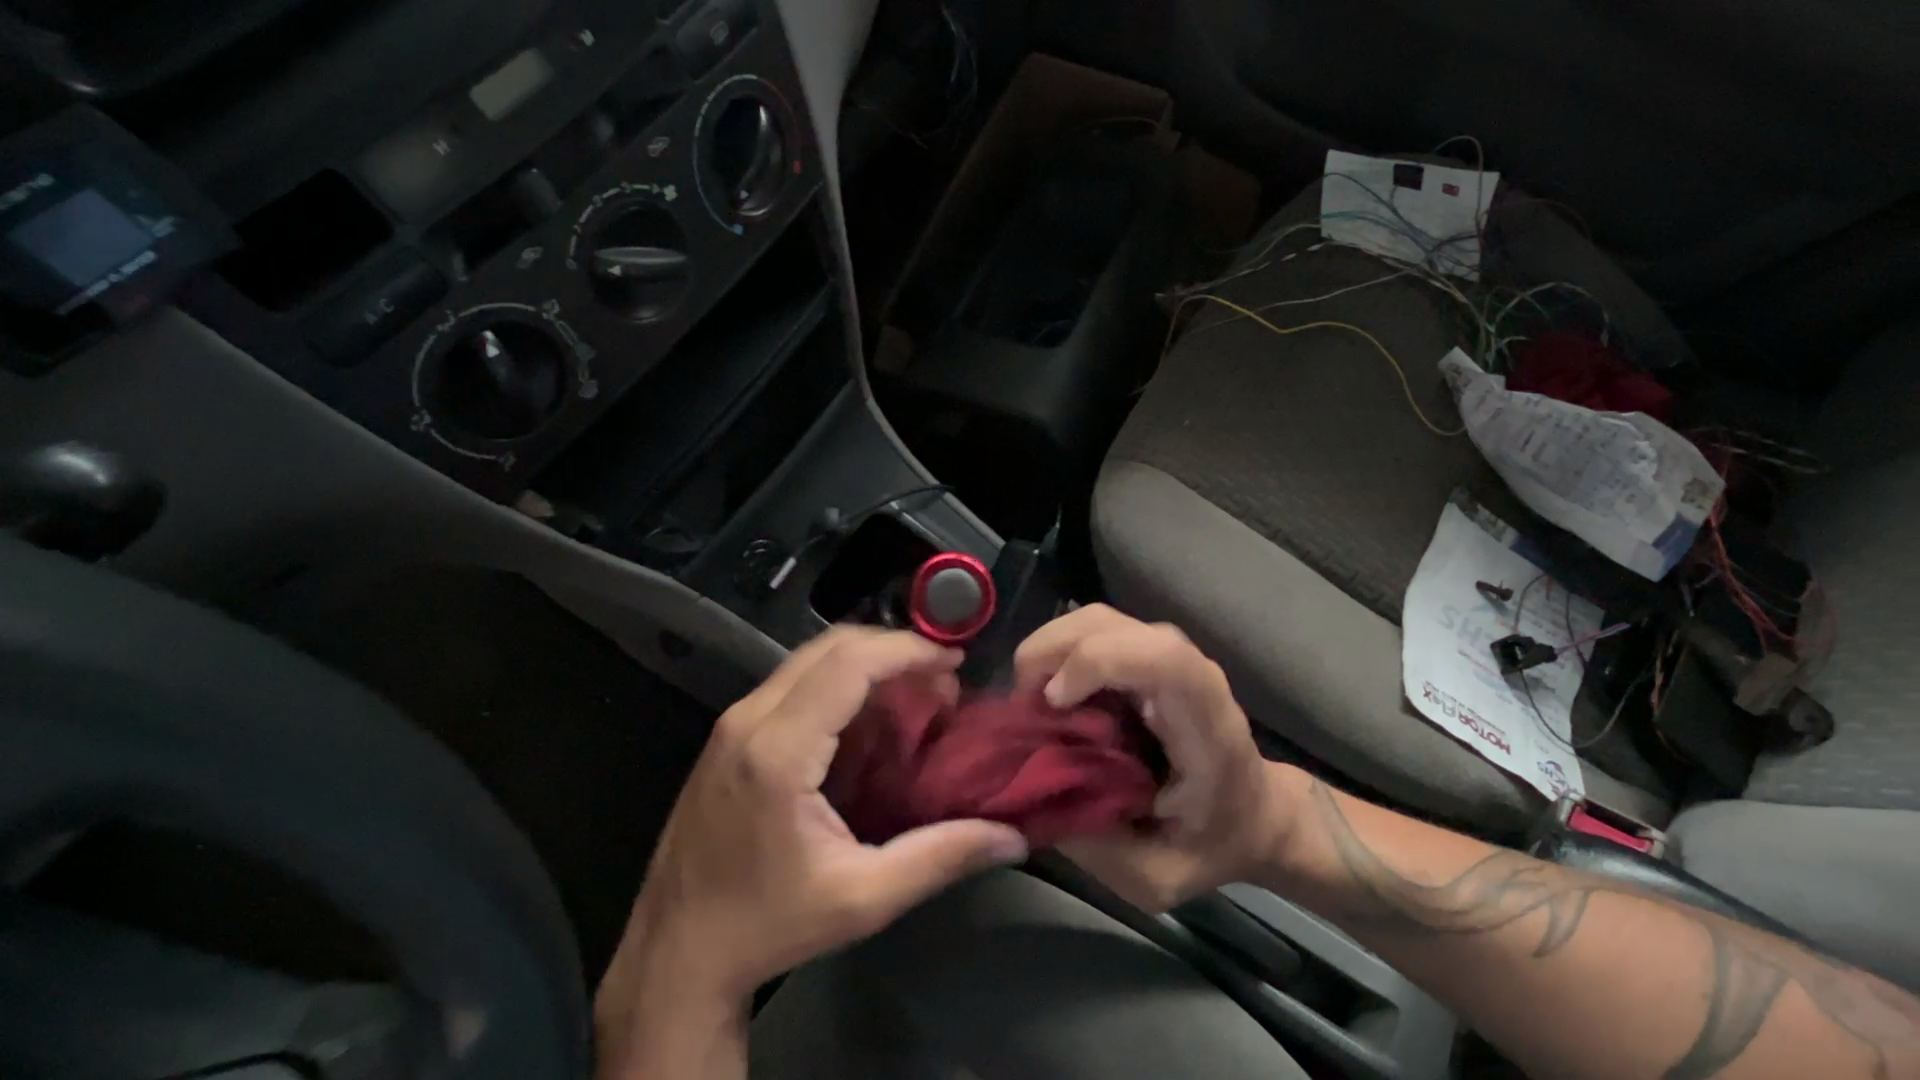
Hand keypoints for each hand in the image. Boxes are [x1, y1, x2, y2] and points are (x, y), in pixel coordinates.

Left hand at [595, 627, 1028, 1074]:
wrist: (678, 950)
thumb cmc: (769, 924)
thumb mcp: (863, 898)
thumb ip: (940, 857)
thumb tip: (1012, 836)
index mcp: (778, 752)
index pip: (849, 664)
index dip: (907, 651)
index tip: (955, 663)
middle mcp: (749, 720)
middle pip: (829, 648)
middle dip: (893, 650)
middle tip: (944, 680)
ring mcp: (733, 724)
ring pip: (809, 660)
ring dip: (866, 664)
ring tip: (916, 695)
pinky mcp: (729, 736)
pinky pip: (791, 684)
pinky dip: (838, 683)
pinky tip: (869, 719)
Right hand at [1015, 605, 1295, 911]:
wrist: (1255, 815)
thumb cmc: (1213, 844)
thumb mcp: (1155, 877)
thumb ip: (1093, 845)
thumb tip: (1025, 799)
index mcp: (1205, 727)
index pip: (1162, 659)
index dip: (1097, 662)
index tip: (1054, 704)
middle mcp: (1189, 676)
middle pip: (1112, 624)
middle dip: (1051, 651)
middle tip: (1022, 707)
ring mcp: (1167, 659)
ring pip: (1097, 621)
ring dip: (1050, 651)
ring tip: (1030, 703)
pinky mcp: (1148, 658)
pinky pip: (1094, 635)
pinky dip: (1059, 655)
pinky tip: (1049, 698)